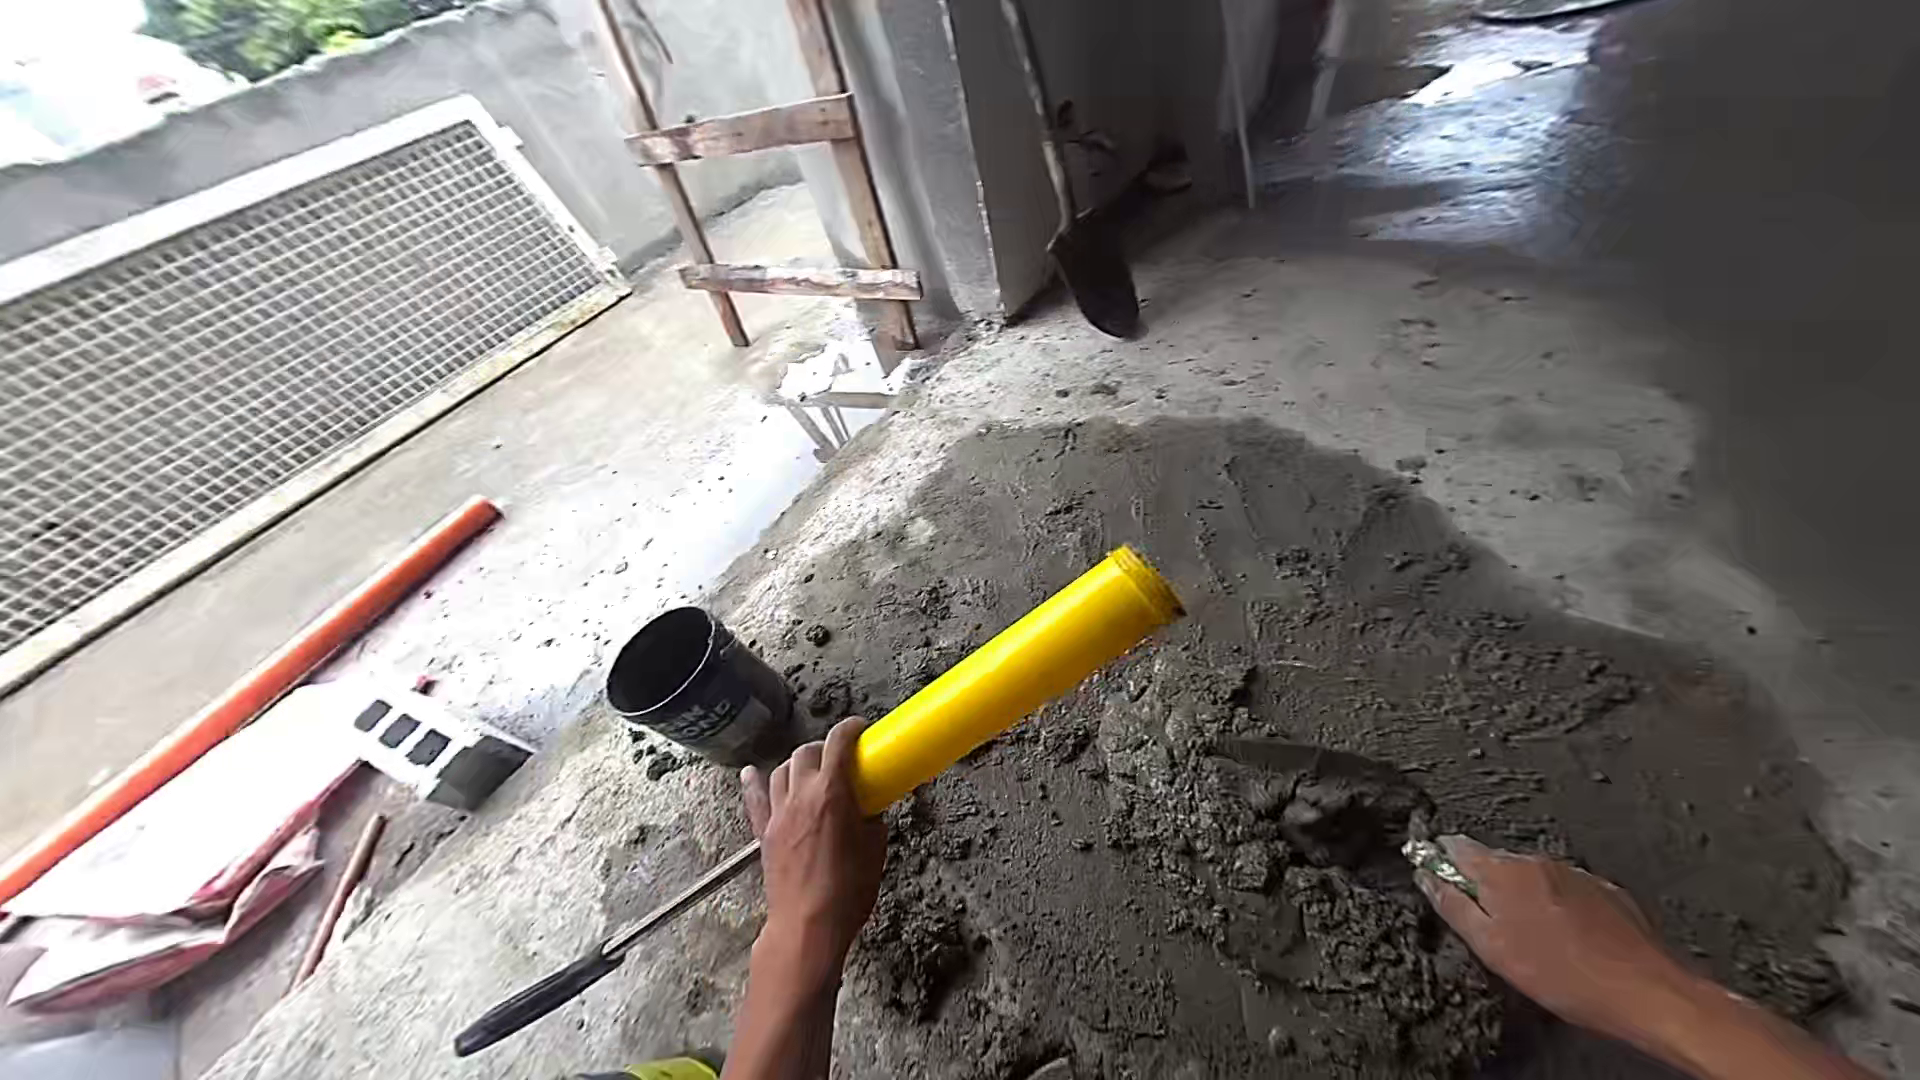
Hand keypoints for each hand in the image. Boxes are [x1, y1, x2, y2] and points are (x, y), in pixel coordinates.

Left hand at [741, 716, 886, 986]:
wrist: (807, 926)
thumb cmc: (849, 888)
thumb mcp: (876, 847)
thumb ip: (872, 817)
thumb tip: (870, 806)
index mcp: (832, 791)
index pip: (838, 742)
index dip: (850, 728)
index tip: (860, 728)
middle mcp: (802, 793)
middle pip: (806, 752)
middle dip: (824, 747)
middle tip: (839, 757)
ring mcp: (779, 813)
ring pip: (783, 770)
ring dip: (799, 764)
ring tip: (812, 770)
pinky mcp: (765, 833)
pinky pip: (756, 800)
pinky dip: (754, 783)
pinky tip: (751, 772)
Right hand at [1416, 834, 1688, 1044]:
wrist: (1653, 996)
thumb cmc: (1566, 975)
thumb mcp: (1490, 946)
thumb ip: (1450, 904)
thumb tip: (1425, 876)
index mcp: (1499, 870)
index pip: (1451, 845)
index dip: (1438, 860)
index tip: (1437, 879)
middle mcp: (1532, 861)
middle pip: (1491, 861)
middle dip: (1484, 884)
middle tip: (1491, 924)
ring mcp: (1572, 874)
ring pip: (1529, 875)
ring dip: (1523, 895)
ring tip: (1536, 937)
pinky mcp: (1605, 891)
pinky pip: (1565, 889)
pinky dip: (1558, 905)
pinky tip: (1569, 938)